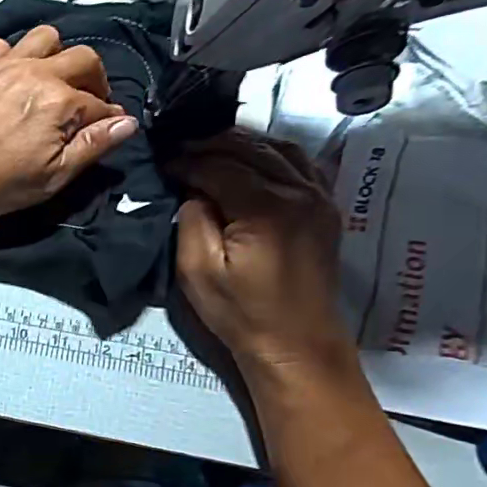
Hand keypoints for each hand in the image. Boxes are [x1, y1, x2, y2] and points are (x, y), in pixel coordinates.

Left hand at [0, 26, 139, 239]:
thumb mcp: (52, 176)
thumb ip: (92, 146)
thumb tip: (127, 123)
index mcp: (59, 102)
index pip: (99, 104)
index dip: (108, 118)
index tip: (106, 127)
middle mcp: (37, 72)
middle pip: (84, 59)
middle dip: (95, 80)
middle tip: (87, 103)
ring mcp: (6, 64)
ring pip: (47, 37)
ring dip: (59, 56)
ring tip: (54, 80)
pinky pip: (7, 44)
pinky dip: (18, 56)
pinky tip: (15, 78)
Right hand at [173, 128, 351, 374]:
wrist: (296, 343)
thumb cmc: (241, 313)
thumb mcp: (197, 272)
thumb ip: (191, 220)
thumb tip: (192, 188)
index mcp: (267, 208)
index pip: (219, 165)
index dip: (185, 160)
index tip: (160, 162)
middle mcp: (299, 191)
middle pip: (250, 148)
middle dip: (209, 144)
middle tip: (177, 150)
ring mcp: (319, 195)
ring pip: (278, 147)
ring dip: (240, 143)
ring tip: (208, 149)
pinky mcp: (326, 206)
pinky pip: (300, 161)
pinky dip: (271, 152)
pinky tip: (249, 158)